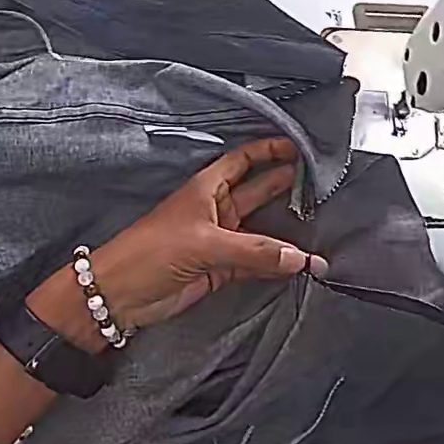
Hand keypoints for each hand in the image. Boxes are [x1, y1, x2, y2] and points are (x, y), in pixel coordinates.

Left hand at [26, 138, 327, 351]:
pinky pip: (256, 261)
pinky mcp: (222, 268)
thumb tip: (300, 259)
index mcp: (207, 188)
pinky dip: (277, 264)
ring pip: (262, 230)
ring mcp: (220, 239)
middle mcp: (216, 209)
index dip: (269, 151)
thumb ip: (254, 251)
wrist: (120, 295)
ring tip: (323, 224)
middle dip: (287, 187)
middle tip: (323, 185)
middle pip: (258, 191)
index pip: (244, 160)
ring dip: (287, 231)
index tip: (300, 148)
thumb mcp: (204, 243)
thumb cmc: (151, 252)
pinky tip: (301, 264)